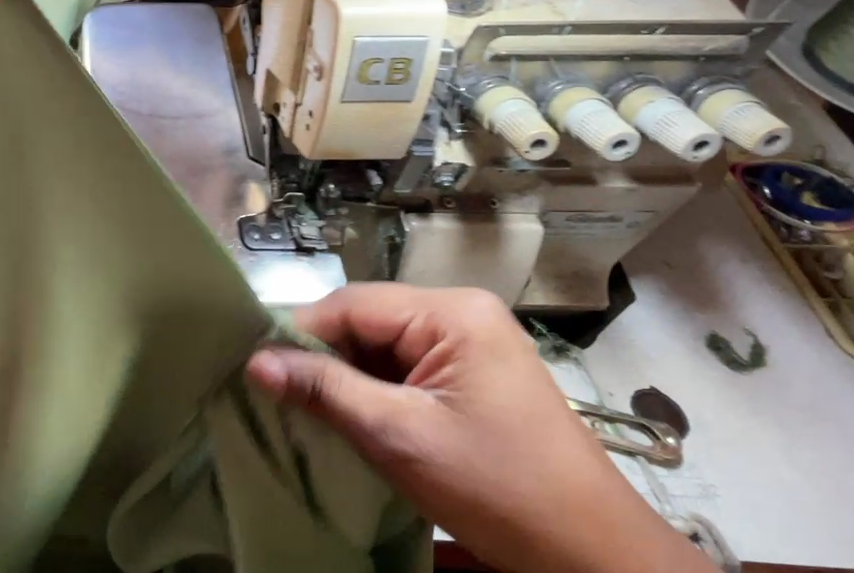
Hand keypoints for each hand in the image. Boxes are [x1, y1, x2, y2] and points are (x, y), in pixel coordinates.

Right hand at [246, 284, 712, 572]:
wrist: (598, 560)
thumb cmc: (499, 490)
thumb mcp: (400, 437)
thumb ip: (325, 390)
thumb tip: (255, 361)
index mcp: (452, 312)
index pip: (350, 305)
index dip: (299, 333)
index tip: (256, 368)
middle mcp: (462, 313)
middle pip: (365, 322)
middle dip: (324, 359)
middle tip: (281, 397)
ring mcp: (473, 344)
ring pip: (381, 347)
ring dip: (348, 380)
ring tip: (311, 412)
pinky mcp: (475, 376)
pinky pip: (406, 369)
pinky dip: (376, 393)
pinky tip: (355, 421)